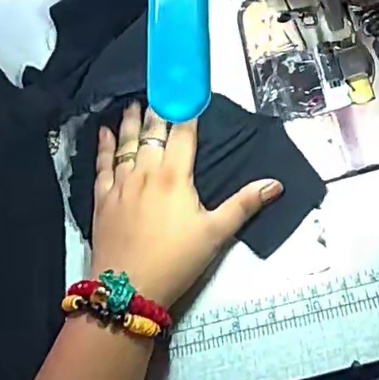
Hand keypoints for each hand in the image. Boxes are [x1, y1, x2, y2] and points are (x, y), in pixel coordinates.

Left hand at [90, 103, 280, 309]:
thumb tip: (275, 183)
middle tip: (161, 89)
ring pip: (127, 143)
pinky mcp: (103, 199)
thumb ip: (244, 204)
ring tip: (134, 103)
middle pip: (153, 132)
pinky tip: (104, 132)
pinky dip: (104, 146)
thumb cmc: (176, 260)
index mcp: (175, 175)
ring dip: (132, 121)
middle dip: (159, 109)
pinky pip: (103, 165)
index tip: (189, 89)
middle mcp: (147, 171)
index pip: (183, 132)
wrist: (126, 291)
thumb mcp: (216, 233)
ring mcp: (122, 184)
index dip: (187, 109)